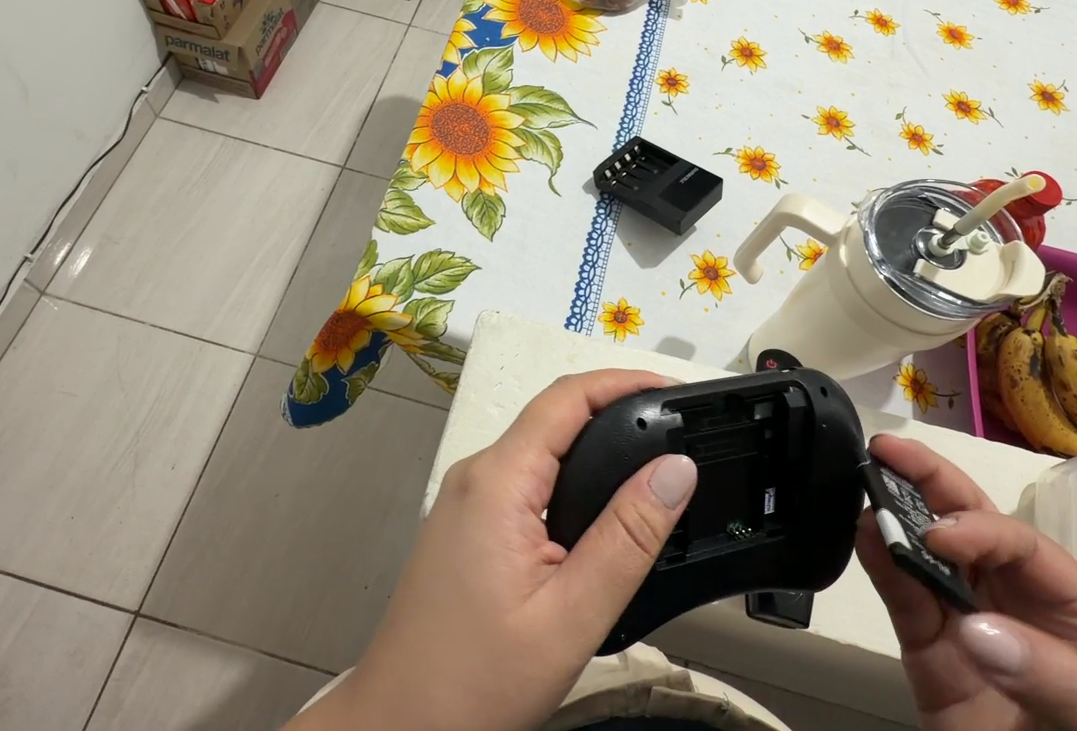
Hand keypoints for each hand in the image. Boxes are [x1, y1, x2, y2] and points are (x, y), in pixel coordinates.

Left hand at [290, 369, 698, 730]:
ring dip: (593, 440)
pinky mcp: (468, 520)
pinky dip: (569, 471)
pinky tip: (600, 499)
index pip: (565, 398)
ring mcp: (467, 497)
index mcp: (497, 481)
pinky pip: (526, 475)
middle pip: (552, 415)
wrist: (400, 720)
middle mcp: (476, 474)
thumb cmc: (474, 679)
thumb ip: (627, 537)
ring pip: (539, 445)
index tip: (672, 387)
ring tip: (649, 459)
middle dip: (614, 408)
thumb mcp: (569, 614)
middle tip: (672, 424)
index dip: (622, 381)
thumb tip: (676, 470)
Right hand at [859, 435, 1076, 730]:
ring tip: (866, 479)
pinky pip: (903, 605)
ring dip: (895, 516)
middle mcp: (1018, 606)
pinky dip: (880, 568)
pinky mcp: (929, 659)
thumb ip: (1057, 678)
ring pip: (927, 558)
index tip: (941, 535)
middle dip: (932, 482)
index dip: (981, 528)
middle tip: (887, 448)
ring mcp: (968, 630)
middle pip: (972, 529)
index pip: (1025, 546)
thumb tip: (974, 628)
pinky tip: (863, 533)